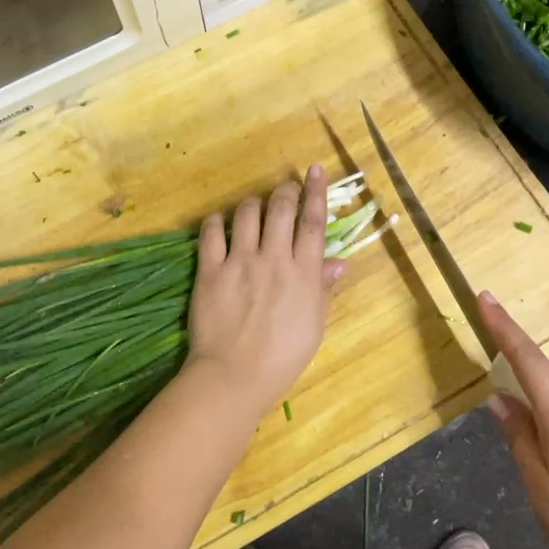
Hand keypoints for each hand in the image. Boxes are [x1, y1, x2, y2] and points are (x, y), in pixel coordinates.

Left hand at [183, 165, 343, 416]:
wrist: (234, 377)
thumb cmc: (282, 358)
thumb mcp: (314, 325)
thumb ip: (322, 288)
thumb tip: (338, 261)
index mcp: (303, 273)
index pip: (313, 221)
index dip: (316, 192)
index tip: (315, 171)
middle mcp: (273, 259)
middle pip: (281, 207)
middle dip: (285, 190)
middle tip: (287, 189)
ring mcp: (239, 261)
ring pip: (246, 212)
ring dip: (253, 203)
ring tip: (254, 208)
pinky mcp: (209, 269)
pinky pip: (211, 231)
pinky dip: (217, 220)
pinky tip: (220, 223)